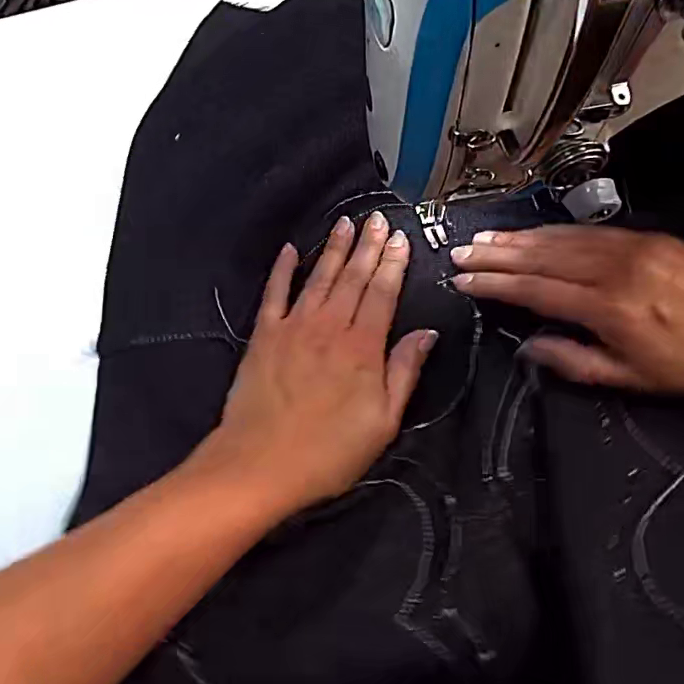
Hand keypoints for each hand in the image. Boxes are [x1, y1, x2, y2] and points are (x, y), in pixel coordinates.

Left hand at [187, 211, 436, 513]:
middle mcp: (330, 327)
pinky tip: (290, 250)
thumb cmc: (328, 451)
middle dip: (368, 246)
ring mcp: (294, 327)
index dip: (393, 264)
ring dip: (333, 248)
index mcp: (362, 347)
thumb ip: (404, 371)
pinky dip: (282, 270)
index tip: (400, 239)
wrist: (258, 466)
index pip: (383, 293)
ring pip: (319, 278)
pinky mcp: (264, 336)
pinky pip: (275, 294)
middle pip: (353, 278)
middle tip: (376, 218)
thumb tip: (426, 333)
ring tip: (345, 223)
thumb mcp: (383, 421)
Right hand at [450, 226, 683, 395]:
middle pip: (540, 256)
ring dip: (520, 238)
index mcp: (606, 305)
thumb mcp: (640, 379)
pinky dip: (555, 231)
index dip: (494, 283)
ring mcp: (630, 246)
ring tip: (487, 239)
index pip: (534, 289)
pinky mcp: (648, 236)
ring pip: (561, 238)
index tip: (463, 278)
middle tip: (460, 251)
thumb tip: (531, 347)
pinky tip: (540, 233)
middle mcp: (611, 267)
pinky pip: (588, 231)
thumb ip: (578, 362)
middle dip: (496, 254)